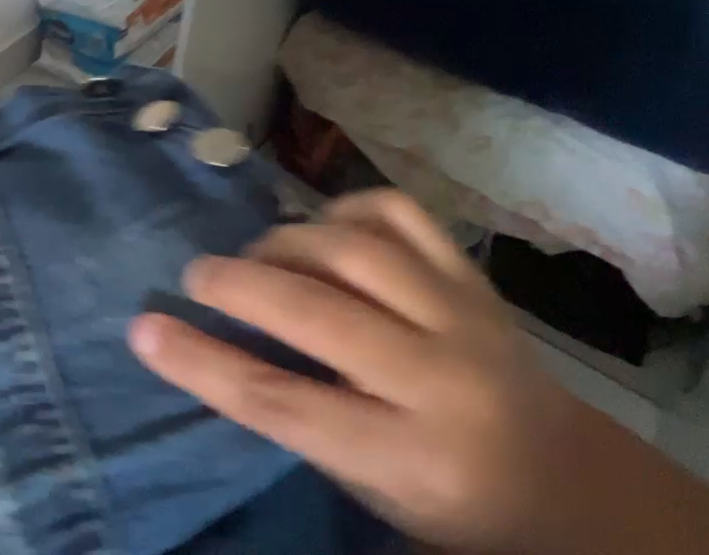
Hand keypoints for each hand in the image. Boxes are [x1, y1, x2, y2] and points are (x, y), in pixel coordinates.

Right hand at [128, 189, 708, 554]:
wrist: (565, 478)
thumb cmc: (445, 498)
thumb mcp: (364, 483)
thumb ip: (293, 412)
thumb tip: (204, 341)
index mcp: (412, 456)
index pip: (284, 402)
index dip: (201, 362)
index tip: (143, 328)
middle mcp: (443, 380)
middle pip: (315, 312)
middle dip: (237, 284)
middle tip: (197, 276)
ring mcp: (466, 316)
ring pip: (353, 250)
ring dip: (284, 242)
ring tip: (258, 257)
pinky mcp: (474, 276)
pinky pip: (398, 214)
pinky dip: (343, 210)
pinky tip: (321, 231)